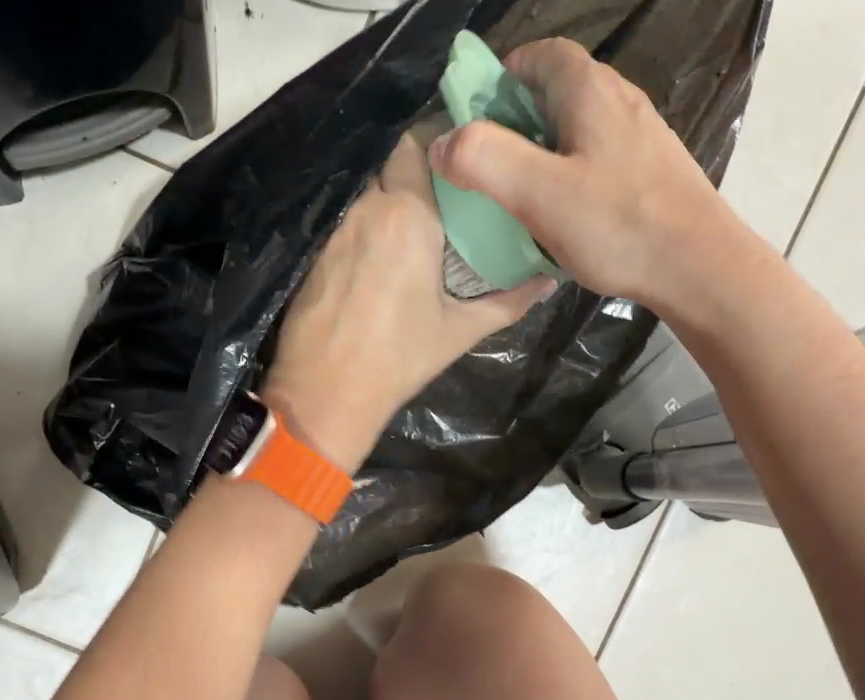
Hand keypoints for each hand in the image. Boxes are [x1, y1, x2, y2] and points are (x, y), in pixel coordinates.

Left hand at [265, 135, 554, 469]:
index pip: (420, 144)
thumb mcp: (459, 331)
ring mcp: (336, 232)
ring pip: (369, 194)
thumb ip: (508, 301)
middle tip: (450, 193)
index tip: (466, 153)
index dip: (441, 139)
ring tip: (422, 223)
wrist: (324, 395)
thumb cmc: (397, 360)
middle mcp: (368, 210)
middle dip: (420, 169)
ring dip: (393, 200)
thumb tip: (549, 282)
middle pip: (393, 164)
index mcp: (407, 216)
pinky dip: (368, 229)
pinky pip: (348, 225)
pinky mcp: (315, 256)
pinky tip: (385, 254)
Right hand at [426, 38, 762, 317]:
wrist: (700, 269)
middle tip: (487, 164)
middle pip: (557, 90)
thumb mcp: (539, 193)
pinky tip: (561, 216)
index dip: (501, 76)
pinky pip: (596, 158)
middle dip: (515, 118)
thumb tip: (443, 143)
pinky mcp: (649, 173)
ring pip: (576, 127)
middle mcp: (619, 101)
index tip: (473, 117)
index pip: (540, 55)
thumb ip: (484, 160)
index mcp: (590, 92)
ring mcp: (639, 137)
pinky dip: (568, 174)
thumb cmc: (619, 227)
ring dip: (542, 149)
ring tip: (518, 194)